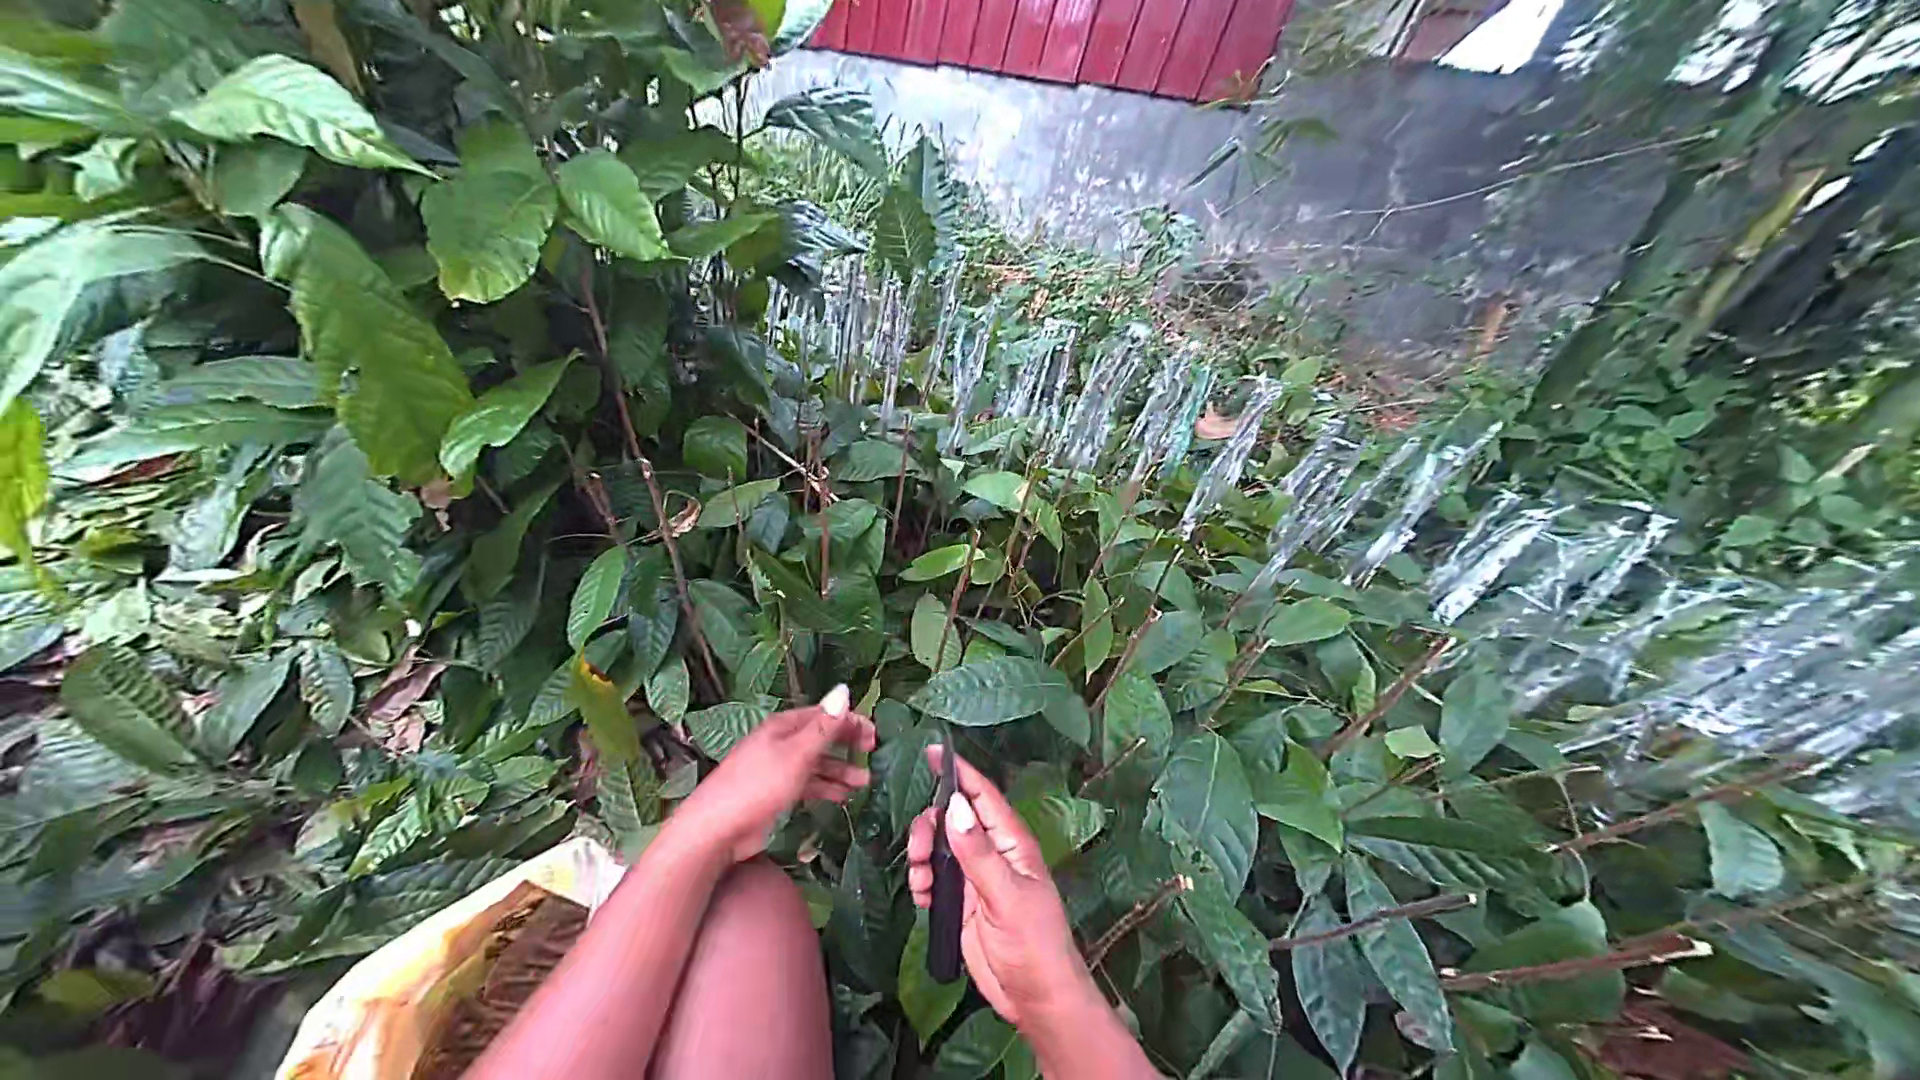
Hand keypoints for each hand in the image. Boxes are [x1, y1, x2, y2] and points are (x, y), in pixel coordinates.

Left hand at [670, 685, 875, 862]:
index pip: (824, 715)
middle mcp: (781, 742)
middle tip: (872, 751)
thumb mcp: (796, 754)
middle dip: (847, 743)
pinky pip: (807, 784)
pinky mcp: (775, 793)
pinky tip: (842, 797)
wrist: (715, 831)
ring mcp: (777, 768)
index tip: (873, 733)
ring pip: (816, 763)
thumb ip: (823, 726)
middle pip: (821, 737)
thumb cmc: (757, 786)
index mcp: (784, 727)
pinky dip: (825, 788)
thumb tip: (844, 690)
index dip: (849, 720)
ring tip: (864, 782)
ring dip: (840, 770)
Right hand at [906, 747, 1100, 1028]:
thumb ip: (978, 853)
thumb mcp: (1007, 895)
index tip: (932, 751)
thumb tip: (954, 806)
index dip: (959, 772)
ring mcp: (975, 876)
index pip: (982, 795)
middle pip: (952, 818)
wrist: (1035, 1000)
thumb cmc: (1033, 943)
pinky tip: (923, 897)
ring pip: (939, 846)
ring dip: (922, 856)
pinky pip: (934, 877)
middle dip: (930, 826)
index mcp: (1011, 841)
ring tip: (921, 881)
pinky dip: (922, 881)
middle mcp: (991, 852)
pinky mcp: (962, 901)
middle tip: (919, 850)